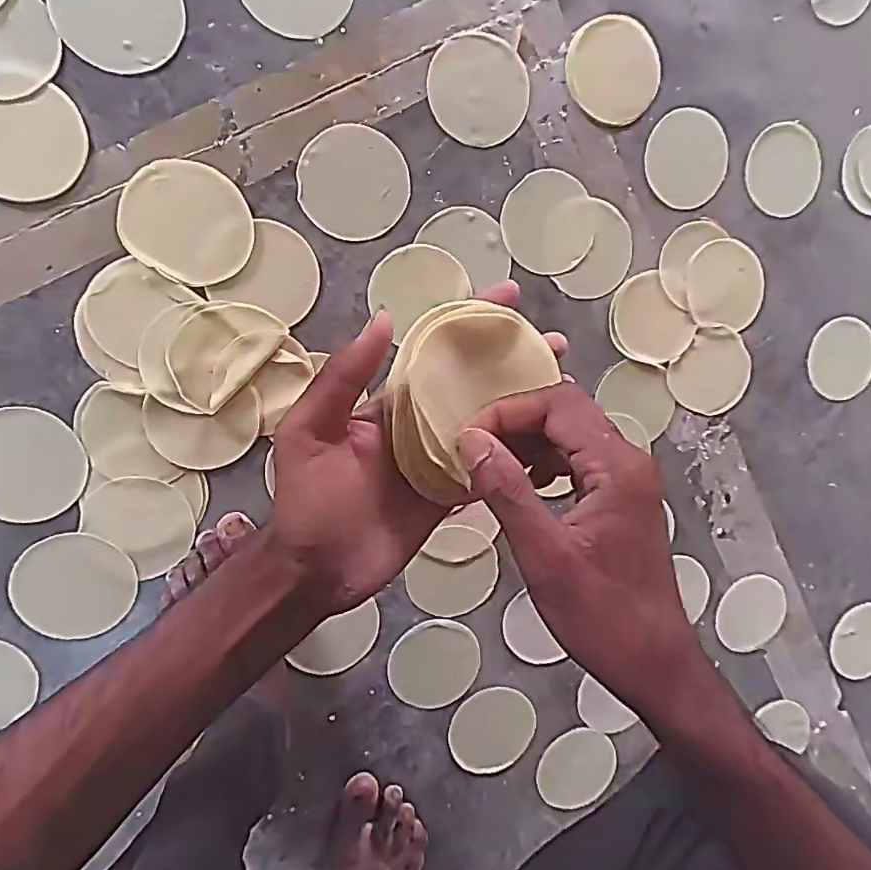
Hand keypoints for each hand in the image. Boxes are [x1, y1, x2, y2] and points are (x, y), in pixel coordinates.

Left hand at [265, 281, 565, 616]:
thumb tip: (384, 320)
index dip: (469, 321)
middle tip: (554, 344)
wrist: (319, 571)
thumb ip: (344, 379)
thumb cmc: (308, 499)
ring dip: (523, 402)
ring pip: (488, 423)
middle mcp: (420, 423)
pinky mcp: (452, 495)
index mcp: (389, 401)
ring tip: (562, 384)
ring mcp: (439, 460)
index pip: (435, 351)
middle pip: (473, 383)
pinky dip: (516, 456)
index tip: (508, 298)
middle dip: (512, 360)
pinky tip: (548, 443)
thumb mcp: (309, 431)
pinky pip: (488, 469)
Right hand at [457, 383, 705, 719]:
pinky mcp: (620, 498)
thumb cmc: (606, 618)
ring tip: (489, 464)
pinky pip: (578, 460)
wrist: (652, 660)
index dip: (508, 412)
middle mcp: (628, 463)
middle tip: (473, 448)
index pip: (558, 404)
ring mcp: (627, 480)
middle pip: (566, 411)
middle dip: (515, 421)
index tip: (470, 437)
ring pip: (571, 433)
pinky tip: (520, 482)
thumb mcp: (545, 555)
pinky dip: (544, 461)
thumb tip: (474, 442)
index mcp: (617, 468)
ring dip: (528, 441)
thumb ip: (508, 491)